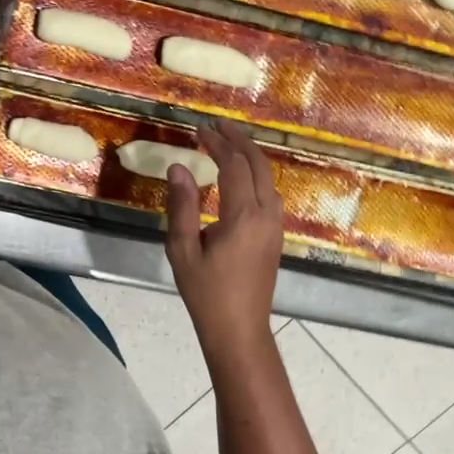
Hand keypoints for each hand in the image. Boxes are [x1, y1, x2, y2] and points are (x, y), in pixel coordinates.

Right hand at [165, 120, 284, 344]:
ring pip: (268, 178)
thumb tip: (178, 168)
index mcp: (243, 216)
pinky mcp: (275, 235)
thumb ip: (182, 206)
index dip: (217, 144)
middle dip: (239, 141)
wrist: (239, 328)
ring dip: (250, 156)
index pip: (233, 166)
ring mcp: (275, 225)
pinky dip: (255, 174)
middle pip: (258, 165)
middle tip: (217, 126)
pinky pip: (269, 193)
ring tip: (227, 144)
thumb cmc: (205, 292)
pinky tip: (239, 176)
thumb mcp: (183, 249)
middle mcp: (266, 215)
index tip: (199, 129)